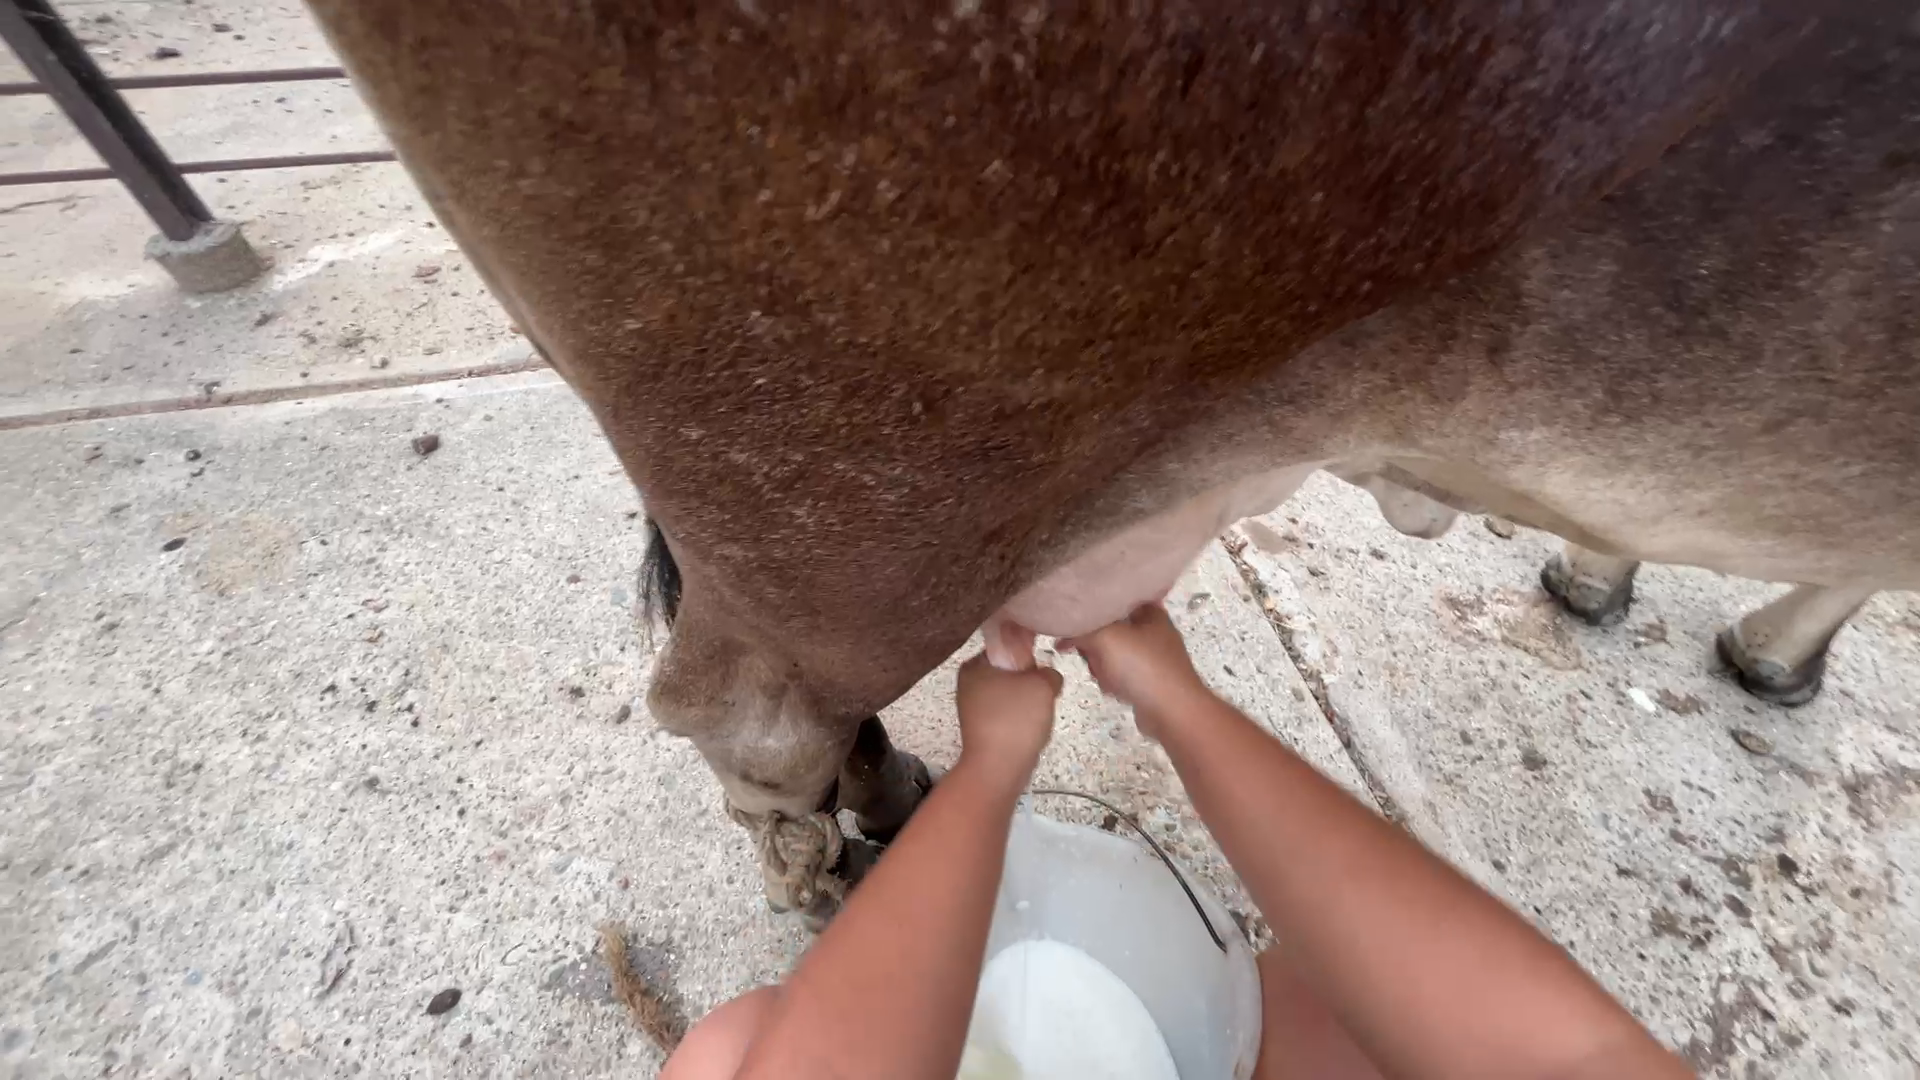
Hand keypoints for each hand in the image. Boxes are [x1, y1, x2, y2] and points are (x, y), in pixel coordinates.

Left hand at [955, 652, 1061, 791]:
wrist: (998, 767)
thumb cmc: (1016, 718)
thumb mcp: (1042, 685)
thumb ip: (1049, 672)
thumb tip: (1048, 677)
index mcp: (973, 665)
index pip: (1005, 646)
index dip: (1027, 653)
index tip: (1042, 666)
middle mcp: (967, 683)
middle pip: (1009, 671)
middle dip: (1029, 681)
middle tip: (1044, 691)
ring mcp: (972, 708)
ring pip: (1010, 694)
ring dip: (1027, 702)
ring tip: (1038, 713)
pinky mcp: (980, 728)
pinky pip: (1006, 714)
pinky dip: (1020, 719)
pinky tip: (1030, 729)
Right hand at [1060, 604, 1211, 740]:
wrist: (1174, 713)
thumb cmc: (1143, 668)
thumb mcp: (1105, 637)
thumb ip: (1080, 628)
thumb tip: (1062, 631)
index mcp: (1148, 610)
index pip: (1110, 599)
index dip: (1090, 611)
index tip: (1075, 624)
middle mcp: (1152, 629)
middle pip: (1107, 628)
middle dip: (1093, 645)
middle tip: (1090, 654)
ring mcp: (1152, 656)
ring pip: (1110, 652)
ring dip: (1101, 666)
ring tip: (1105, 676)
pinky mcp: (1150, 679)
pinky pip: (1119, 673)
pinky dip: (1112, 681)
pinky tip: (1114, 689)